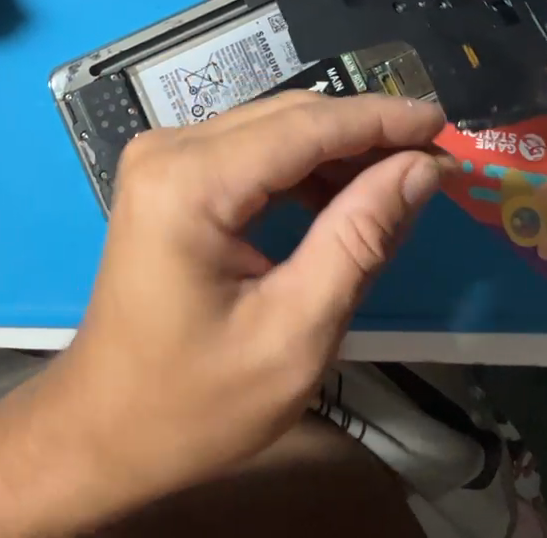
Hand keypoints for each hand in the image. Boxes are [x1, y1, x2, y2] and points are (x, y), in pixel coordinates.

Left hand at [46, 91, 447, 506]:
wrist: (103, 428)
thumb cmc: (195, 402)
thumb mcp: (294, 333)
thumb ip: (359, 240)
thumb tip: (420, 167)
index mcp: (190, 182)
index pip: (304, 126)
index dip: (379, 120)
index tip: (444, 122)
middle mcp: (168, 149)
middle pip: (287, 117)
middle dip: (364, 133)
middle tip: (434, 158)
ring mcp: (162, 158)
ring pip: (270, 129)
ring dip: (336, 150)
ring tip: (401, 178)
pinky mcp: (167, 176)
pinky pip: (247, 152)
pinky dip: (300, 169)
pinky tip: (342, 195)